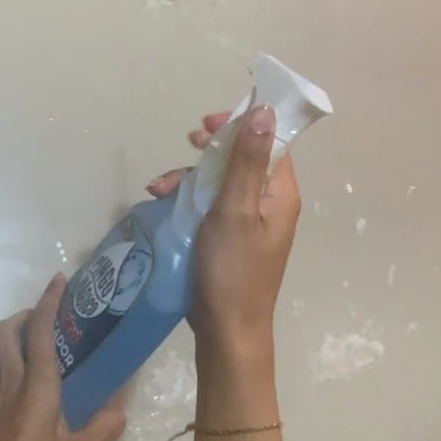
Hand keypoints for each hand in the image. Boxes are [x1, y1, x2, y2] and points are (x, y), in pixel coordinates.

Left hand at [0, 275, 125, 440]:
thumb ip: (103, 429)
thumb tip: (119, 406)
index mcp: (36, 388)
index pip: (39, 332)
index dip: (48, 303)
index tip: (58, 281)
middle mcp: (7, 384)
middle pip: (5, 333)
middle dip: (23, 315)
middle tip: (44, 318)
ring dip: (4, 336)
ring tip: (25, 342)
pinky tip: (6, 377)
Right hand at [145, 105, 301, 355]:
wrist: (226, 329)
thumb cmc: (233, 269)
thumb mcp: (234, 210)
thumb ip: (245, 161)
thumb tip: (265, 111)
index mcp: (280, 194)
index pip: (271, 143)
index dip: (244, 124)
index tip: (211, 121)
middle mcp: (268, 203)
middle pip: (243, 158)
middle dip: (213, 146)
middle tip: (190, 139)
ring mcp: (246, 221)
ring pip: (219, 180)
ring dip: (190, 175)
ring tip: (159, 185)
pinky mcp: (226, 236)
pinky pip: (208, 204)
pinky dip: (185, 198)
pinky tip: (160, 201)